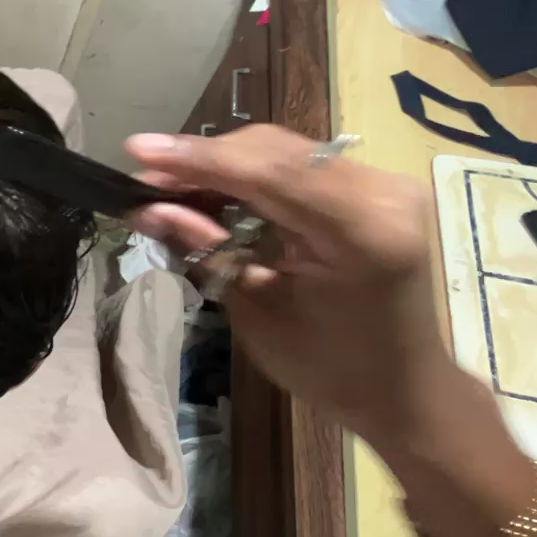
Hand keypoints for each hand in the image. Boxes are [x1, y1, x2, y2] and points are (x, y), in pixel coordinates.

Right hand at [124, 126, 460, 450]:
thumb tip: (147, 209)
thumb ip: (206, 248)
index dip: (198, 158)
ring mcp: (382, 185)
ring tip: (164, 184)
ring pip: (281, 152)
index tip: (137, 150)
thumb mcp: (254, 310)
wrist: (399, 386)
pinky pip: (296, 166)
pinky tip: (206, 188)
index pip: (268, 172)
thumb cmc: (324, 365)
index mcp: (362, 231)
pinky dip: (245, 174)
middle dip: (202, 160)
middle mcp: (382, 192)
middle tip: (143, 177)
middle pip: (273, 151)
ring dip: (219, 165)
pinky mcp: (371, 188)